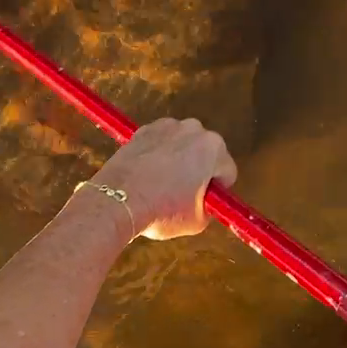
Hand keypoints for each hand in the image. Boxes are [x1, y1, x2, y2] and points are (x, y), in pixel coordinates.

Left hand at [89, 118, 236, 240]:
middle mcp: (194, 128)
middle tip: (183, 198)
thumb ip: (210, 208)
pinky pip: (159, 145)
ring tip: (161, 189)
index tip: (204, 204)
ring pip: (181, 147)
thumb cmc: (163, 210)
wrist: (119, 200)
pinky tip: (147, 178)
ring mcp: (166, 125)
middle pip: (205, 154)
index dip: (217, 192)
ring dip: (178, 163)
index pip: (227, 172)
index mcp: (214, 148)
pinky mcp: (143, 130)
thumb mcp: (198, 222)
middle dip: (198, 173)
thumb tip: (204, 203)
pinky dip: (157, 157)